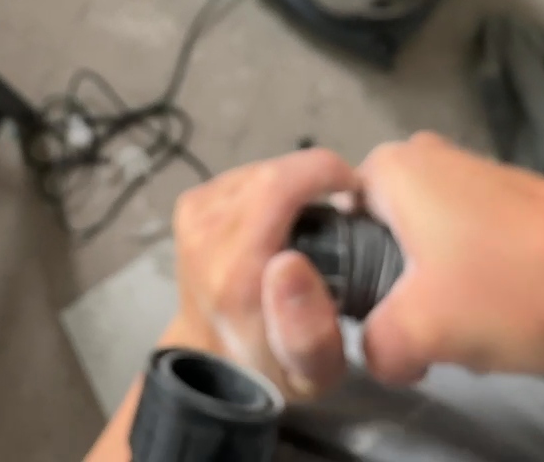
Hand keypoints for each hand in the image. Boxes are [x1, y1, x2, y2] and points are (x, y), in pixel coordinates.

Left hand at [166, 148, 359, 398]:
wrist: (212, 360)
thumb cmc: (270, 366)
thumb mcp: (310, 374)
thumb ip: (310, 332)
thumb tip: (291, 263)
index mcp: (233, 269)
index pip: (278, 184)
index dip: (324, 172)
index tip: (354, 194)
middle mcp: (204, 233)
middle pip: (270, 172)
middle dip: (311, 177)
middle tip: (338, 209)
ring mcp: (192, 215)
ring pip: (257, 169)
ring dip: (290, 183)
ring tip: (311, 217)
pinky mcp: (190, 204)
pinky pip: (242, 176)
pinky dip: (269, 187)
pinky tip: (279, 216)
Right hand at [358, 132, 543, 384]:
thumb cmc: (510, 284)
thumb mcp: (423, 332)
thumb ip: (377, 347)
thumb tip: (379, 351)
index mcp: (387, 168)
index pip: (338, 226)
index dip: (356, 278)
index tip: (387, 312)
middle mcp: (421, 154)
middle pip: (385, 237)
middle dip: (406, 287)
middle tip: (434, 321)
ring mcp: (466, 167)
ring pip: (427, 241)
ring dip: (444, 284)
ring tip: (479, 315)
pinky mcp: (503, 189)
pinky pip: (466, 235)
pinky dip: (478, 271)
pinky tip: (508, 301)